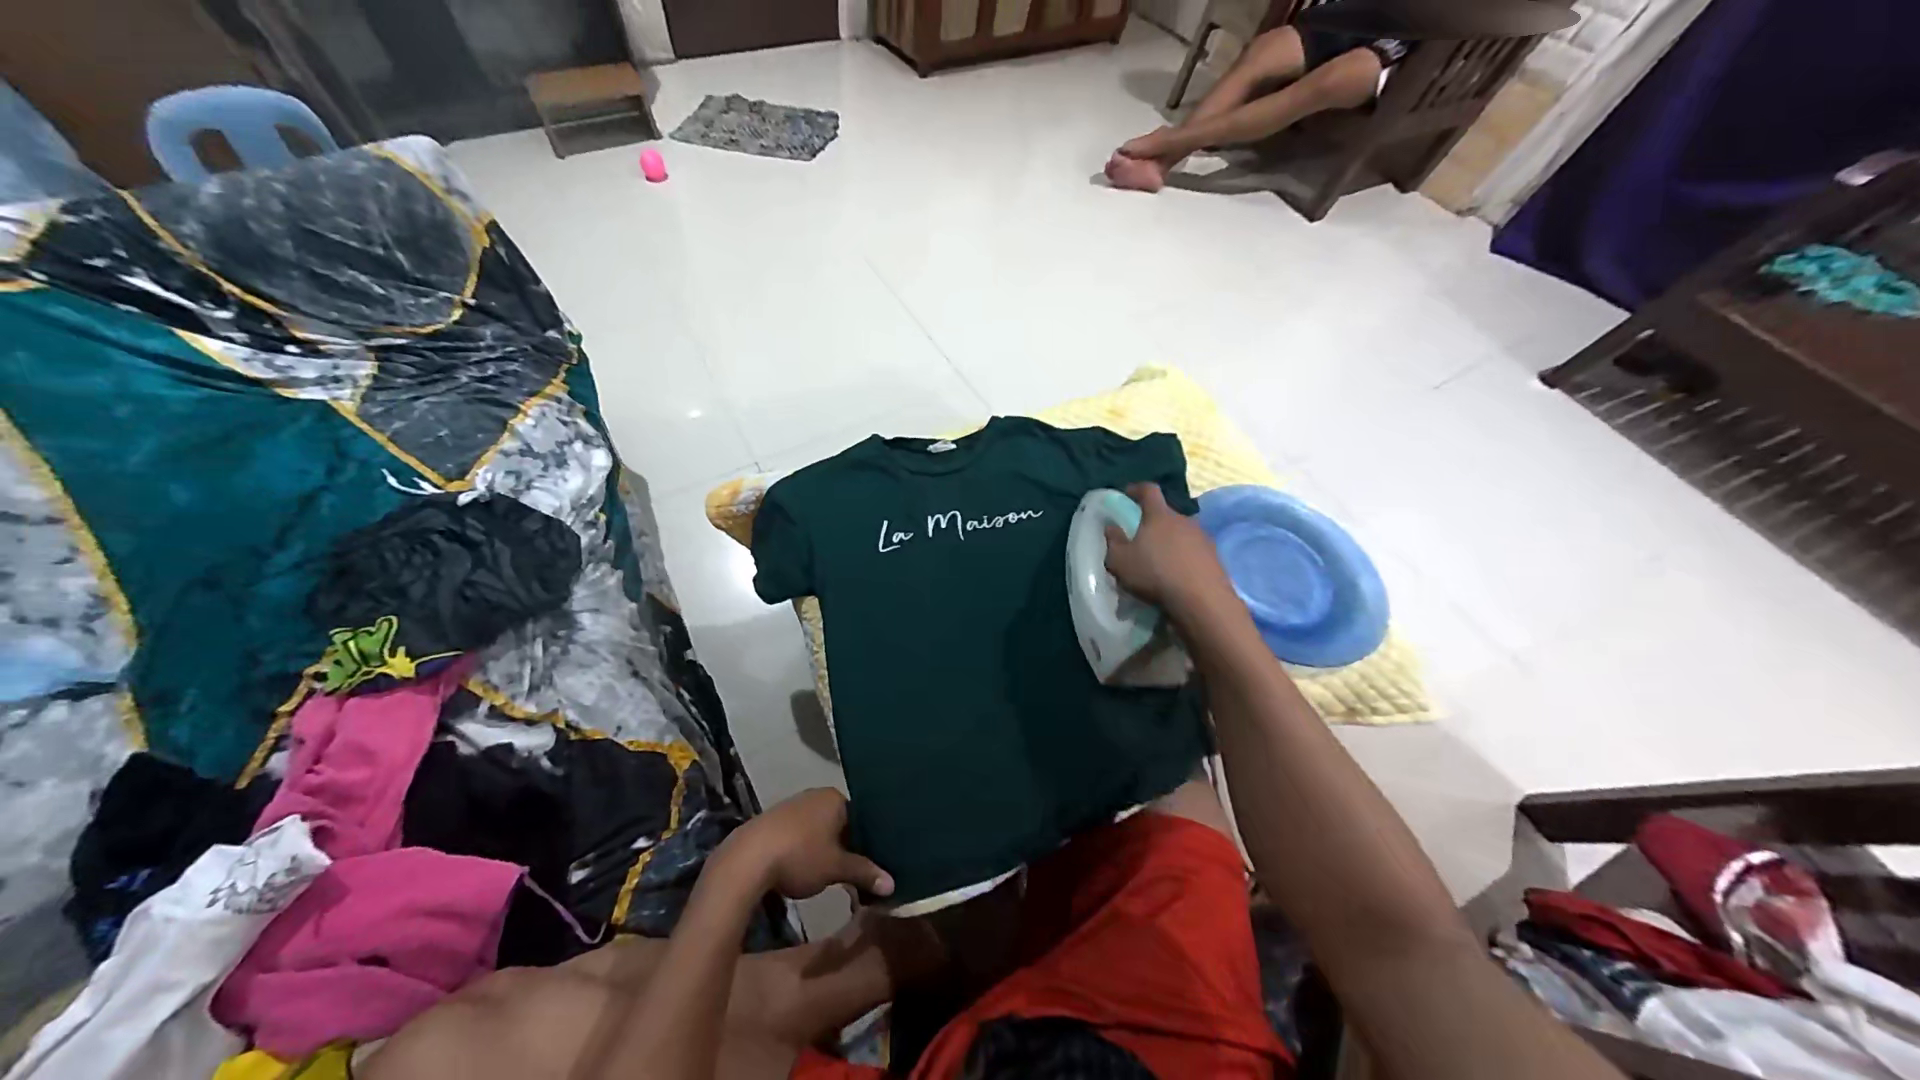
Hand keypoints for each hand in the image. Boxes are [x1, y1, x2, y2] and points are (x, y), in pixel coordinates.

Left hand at [724, 788, 893, 900]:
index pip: (863, 816)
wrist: (746, 859)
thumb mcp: (836, 867)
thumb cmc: (799, 856)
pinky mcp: (773, 821)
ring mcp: (792, 806)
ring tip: (833, 876)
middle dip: (849, 847)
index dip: (870, 840)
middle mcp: (815, 796)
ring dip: (827, 850)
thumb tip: (891, 885)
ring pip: (820, 829)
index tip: (876, 862)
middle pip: (841, 823)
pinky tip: (805, 871)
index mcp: (835, 798)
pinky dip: (807, 850)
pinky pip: (800, 834)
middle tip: (858, 873)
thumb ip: (864, 873)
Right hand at [1104, 482, 1238, 620]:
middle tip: (1141, 537)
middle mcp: (1183, 520)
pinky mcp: (1215, 556)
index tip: (1127, 494)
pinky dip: (1184, 557)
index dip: (1137, 489)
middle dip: (1153, 522)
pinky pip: (1194, 551)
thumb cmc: (1155, 574)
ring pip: (1181, 533)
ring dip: (1170, 541)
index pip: (1149, 490)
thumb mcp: (1120, 561)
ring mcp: (1202, 537)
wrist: (1202, 600)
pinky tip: (1177, 575)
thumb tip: (1111, 527)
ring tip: (1160, 561)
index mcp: (1159, 515)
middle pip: (1166, 514)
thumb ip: (1113, 541)